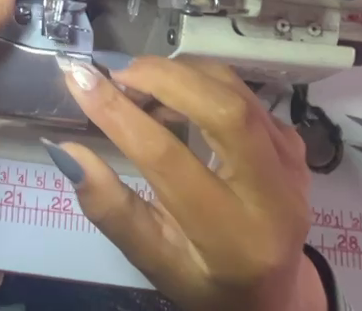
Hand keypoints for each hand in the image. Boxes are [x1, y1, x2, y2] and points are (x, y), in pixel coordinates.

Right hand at [47, 58, 328, 310]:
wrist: (276, 293)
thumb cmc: (205, 280)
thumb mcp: (153, 260)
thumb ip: (111, 208)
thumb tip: (67, 150)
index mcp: (232, 236)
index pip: (167, 158)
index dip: (117, 113)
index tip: (77, 78)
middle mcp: (274, 195)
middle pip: (222, 109)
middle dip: (159, 78)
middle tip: (114, 72)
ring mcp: (291, 163)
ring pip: (233, 88)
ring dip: (177, 74)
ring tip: (136, 85)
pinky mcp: (294, 142)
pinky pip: (242, 91)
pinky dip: (199, 81)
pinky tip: (172, 97)